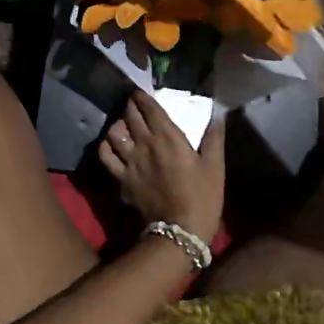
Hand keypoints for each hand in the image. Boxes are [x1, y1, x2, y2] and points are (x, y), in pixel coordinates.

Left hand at [98, 92, 224, 243]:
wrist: (180, 230)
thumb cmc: (203, 196)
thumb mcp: (215, 166)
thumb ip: (214, 138)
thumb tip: (219, 115)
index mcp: (169, 137)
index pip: (150, 109)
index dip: (142, 98)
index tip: (139, 93)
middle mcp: (146, 144)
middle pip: (130, 117)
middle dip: (130, 107)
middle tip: (133, 106)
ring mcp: (130, 162)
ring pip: (114, 133)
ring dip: (117, 125)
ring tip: (122, 125)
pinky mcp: (122, 179)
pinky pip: (106, 157)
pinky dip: (105, 147)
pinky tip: (110, 146)